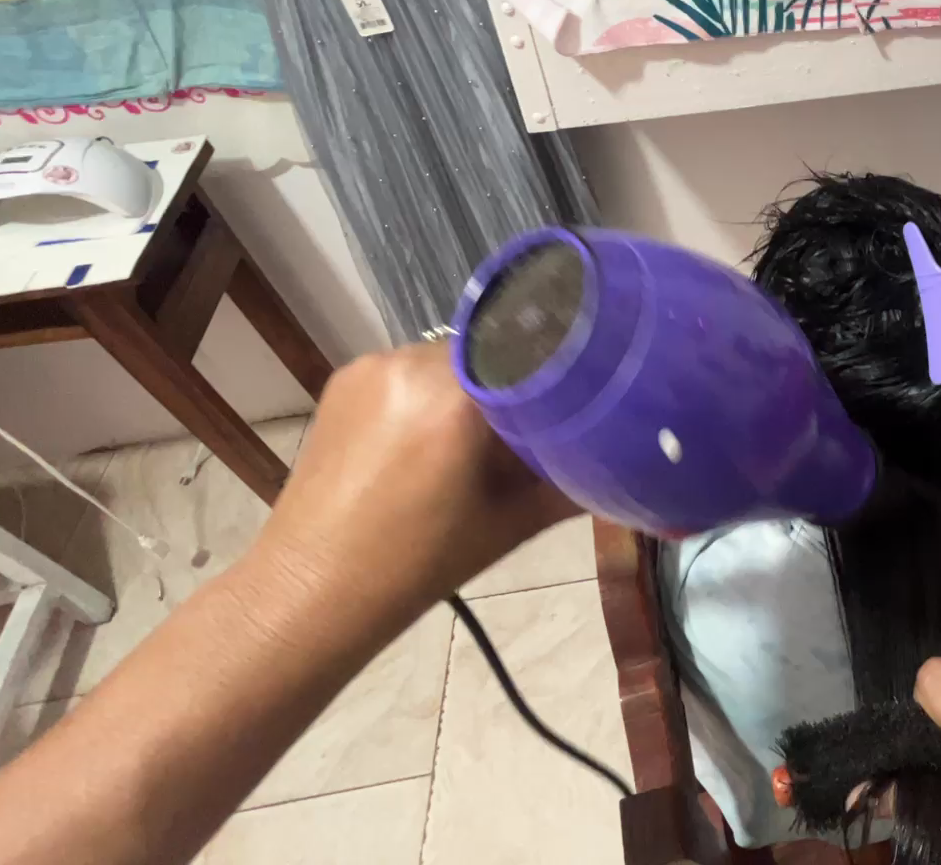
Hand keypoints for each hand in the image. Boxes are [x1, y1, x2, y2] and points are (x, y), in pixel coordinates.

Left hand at [255, 342, 577, 615]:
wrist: (312, 589)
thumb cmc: (422, 561)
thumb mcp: (515, 522)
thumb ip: (578, 483)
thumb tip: (628, 461)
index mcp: (453, 396)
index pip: (531, 351)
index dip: (560, 373)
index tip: (581, 398)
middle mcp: (408, 362)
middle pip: (492, 352)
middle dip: (517, 382)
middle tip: (537, 422)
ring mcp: (370, 365)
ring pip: (452, 358)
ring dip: (475, 385)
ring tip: (485, 431)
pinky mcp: (344, 377)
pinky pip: (413, 367)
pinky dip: (435, 390)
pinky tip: (439, 431)